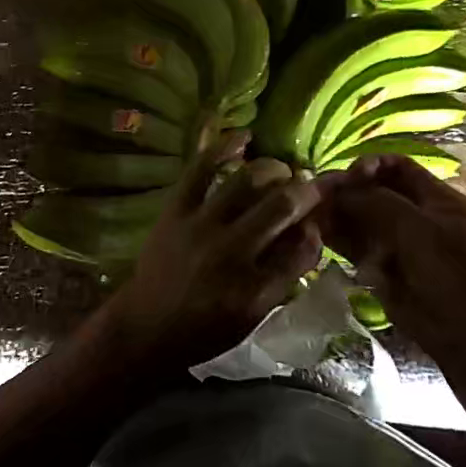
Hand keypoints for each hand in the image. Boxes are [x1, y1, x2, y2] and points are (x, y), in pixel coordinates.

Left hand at [90, 133, 323, 372]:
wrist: (146, 327)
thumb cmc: (205, 329)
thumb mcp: (253, 317)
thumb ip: (284, 278)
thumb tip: (310, 235)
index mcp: (254, 287)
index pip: (303, 247)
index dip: (317, 230)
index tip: (319, 222)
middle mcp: (231, 252)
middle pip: (281, 206)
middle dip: (305, 191)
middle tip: (309, 188)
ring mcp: (201, 226)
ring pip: (248, 181)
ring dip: (273, 170)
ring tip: (281, 172)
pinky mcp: (176, 210)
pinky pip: (202, 169)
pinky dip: (224, 148)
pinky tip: (245, 137)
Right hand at [315, 154, 465, 343]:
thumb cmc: (461, 278)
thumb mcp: (422, 231)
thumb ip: (379, 205)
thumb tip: (340, 191)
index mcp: (437, 200)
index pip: (397, 168)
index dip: (368, 166)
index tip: (342, 179)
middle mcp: (416, 220)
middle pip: (374, 196)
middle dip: (344, 194)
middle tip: (310, 200)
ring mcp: (401, 251)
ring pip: (361, 226)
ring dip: (336, 219)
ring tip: (305, 220)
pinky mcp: (387, 280)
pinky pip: (358, 255)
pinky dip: (338, 246)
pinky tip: (314, 241)